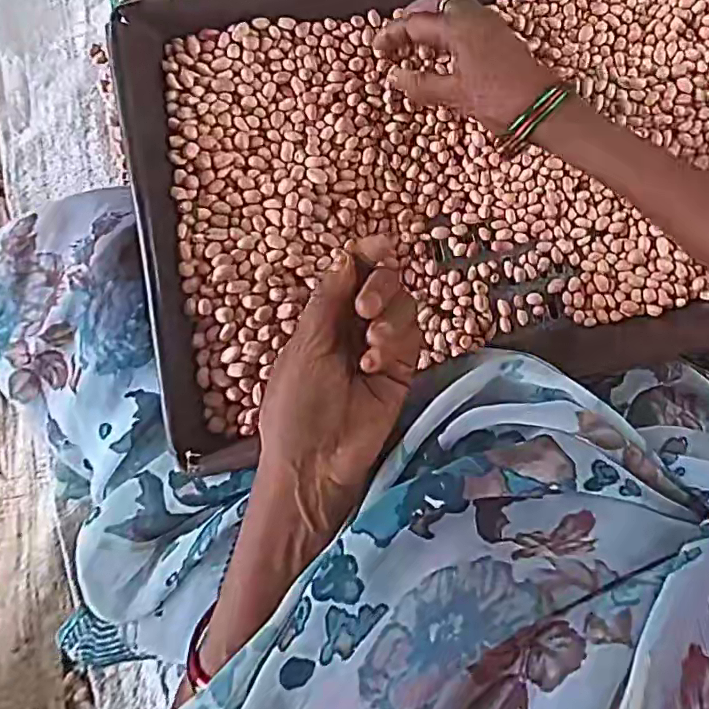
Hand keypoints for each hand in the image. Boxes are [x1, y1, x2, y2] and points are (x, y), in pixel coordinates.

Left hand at [258, 235, 421, 531]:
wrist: (314, 464)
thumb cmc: (295, 405)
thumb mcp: (305, 345)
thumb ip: (330, 300)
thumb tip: (346, 257)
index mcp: (326, 315)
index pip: (352, 271)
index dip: (367, 253)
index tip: (380, 245)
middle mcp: (355, 325)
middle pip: (384, 281)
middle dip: (381, 284)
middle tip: (365, 307)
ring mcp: (381, 346)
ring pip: (404, 306)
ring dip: (390, 317)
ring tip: (370, 347)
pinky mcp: (402, 369)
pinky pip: (412, 337)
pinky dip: (396, 343)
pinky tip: (374, 365)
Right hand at [373, 0, 559, 133]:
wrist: (543, 107)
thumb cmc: (501, 101)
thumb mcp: (455, 95)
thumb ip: (421, 84)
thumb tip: (395, 78)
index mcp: (459, 27)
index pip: (415, 22)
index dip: (392, 34)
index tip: (377, 47)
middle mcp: (475, 17)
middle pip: (434, 5)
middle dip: (411, 19)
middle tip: (395, 39)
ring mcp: (490, 23)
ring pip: (452, 9)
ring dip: (432, 22)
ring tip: (416, 45)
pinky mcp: (500, 35)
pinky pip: (467, 20)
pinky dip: (449, 28)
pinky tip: (444, 50)